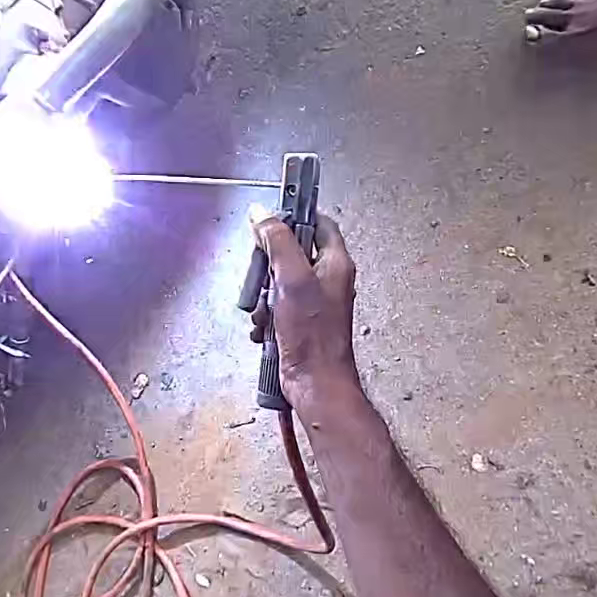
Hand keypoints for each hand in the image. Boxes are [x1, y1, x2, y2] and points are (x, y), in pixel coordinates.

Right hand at [250, 212, 361, 411]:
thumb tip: (260, 213)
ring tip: (265, 315)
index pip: (317, 223)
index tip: (268, 226)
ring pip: (277, 283)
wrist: (314, 384)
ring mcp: (313, 302)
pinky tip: (265, 331)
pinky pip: (275, 307)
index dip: (293, 219)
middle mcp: (327, 279)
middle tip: (263, 283)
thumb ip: (277, 242)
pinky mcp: (299, 322)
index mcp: (335, 262)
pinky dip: (265, 318)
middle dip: (268, 269)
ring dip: (263, 299)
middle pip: (290, 254)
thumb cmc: (312, 333)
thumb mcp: (292, 279)